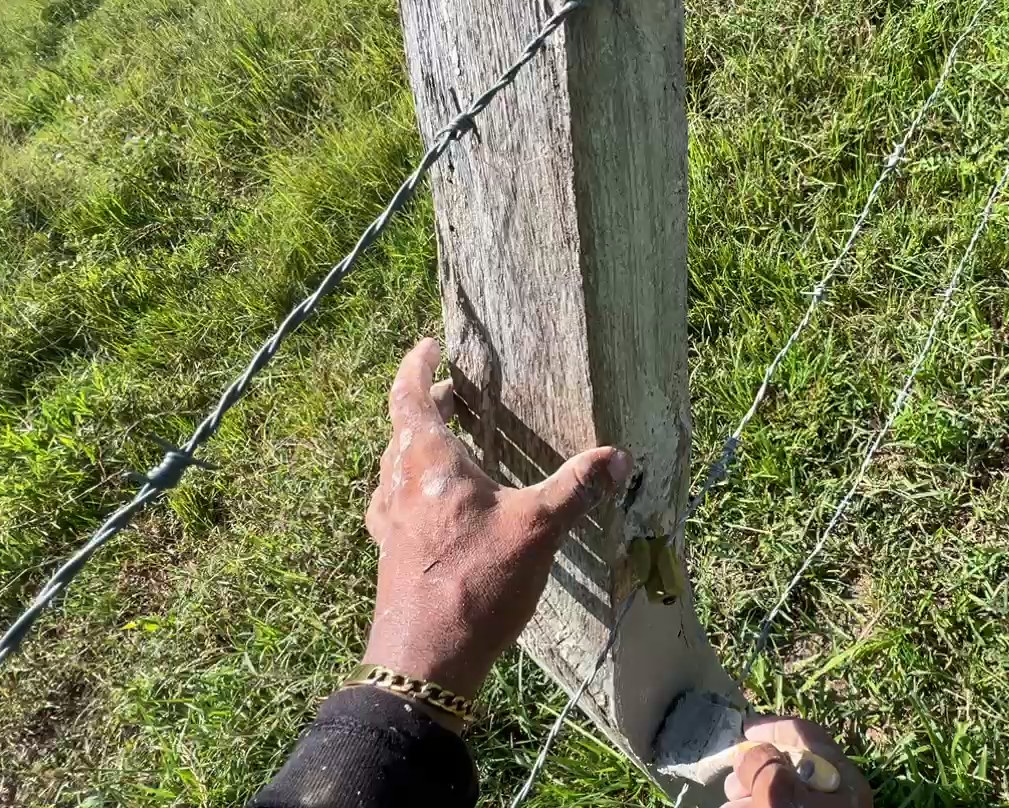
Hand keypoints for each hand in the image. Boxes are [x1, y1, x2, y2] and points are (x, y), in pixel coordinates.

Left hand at [362, 338, 629, 713]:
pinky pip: (397, 497)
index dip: (416, 365)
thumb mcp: (537, 528)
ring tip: (451, 437)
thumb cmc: (477, 583)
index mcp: (428, 463)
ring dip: (418, 441)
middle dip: (427, 402)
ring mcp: (389, 519)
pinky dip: (415, 480)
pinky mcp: (391, 550)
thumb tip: (619, 457)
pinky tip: (439, 500)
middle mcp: (399, 484)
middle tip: (456, 392)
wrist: (425, 663)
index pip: (408, 396)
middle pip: (403, 427)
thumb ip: (577, 487)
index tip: (428, 344)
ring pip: (397, 462)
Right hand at [722, 716, 871, 807]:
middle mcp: (839, 792)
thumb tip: (748, 754)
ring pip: (786, 789)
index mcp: (843, 778)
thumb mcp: (783, 799)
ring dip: (752, 789)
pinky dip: (762, 804)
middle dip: (756, 766)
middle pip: (792, 764)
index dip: (773, 727)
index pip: (807, 734)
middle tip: (731, 777)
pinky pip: (787, 805)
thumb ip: (765, 770)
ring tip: (729, 799)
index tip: (743, 730)